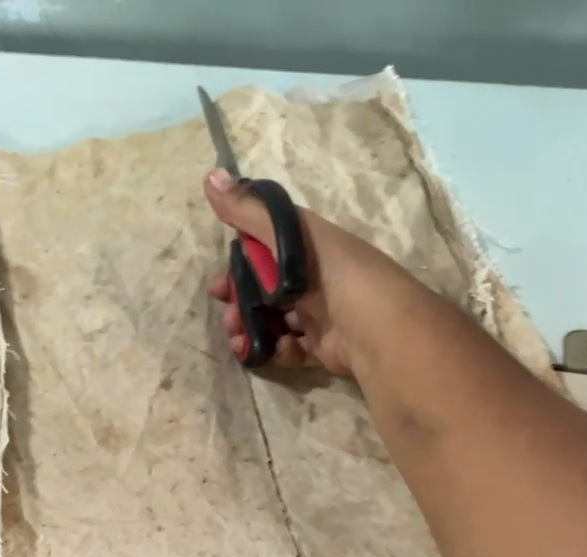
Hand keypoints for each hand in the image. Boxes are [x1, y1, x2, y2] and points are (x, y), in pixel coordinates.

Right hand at [204, 168, 357, 375]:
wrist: (376, 327)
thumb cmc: (334, 273)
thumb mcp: (291, 234)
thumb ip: (250, 211)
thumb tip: (210, 175)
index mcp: (308, 248)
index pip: (262, 254)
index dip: (236, 270)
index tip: (217, 287)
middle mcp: (312, 278)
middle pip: (262, 293)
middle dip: (238, 307)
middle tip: (229, 321)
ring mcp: (318, 314)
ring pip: (271, 323)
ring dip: (250, 332)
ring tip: (241, 342)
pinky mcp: (321, 346)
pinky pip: (289, 349)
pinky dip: (276, 350)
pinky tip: (275, 349)